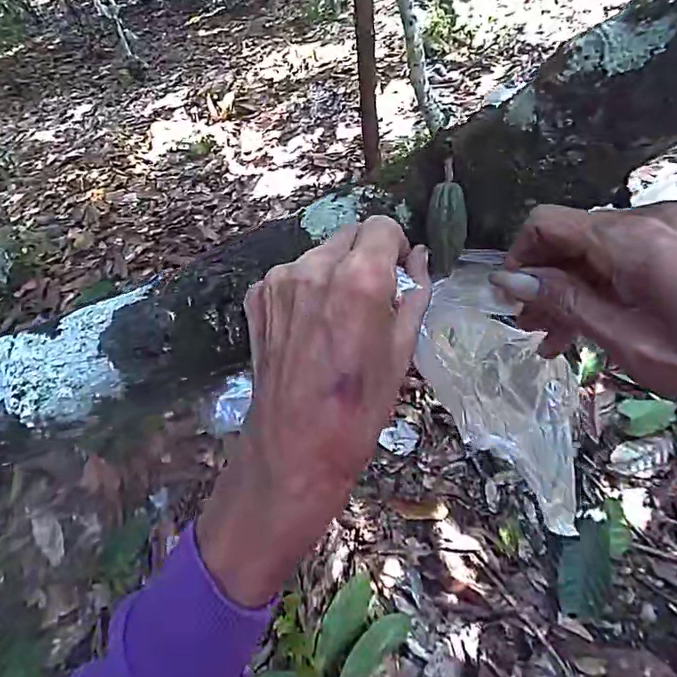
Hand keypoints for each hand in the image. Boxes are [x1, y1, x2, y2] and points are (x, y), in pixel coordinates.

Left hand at [197, 217, 430, 605]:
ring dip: (336, 272)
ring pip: (321, 253)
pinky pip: (293, 275)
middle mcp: (314, 267)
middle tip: (372, 300)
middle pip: (350, 235)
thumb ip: (414, 293)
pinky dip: (307, 288)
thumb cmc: (360, 409)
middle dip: (367, 257)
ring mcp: (279, 281)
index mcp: (359, 278)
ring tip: (339, 320)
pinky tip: (311, 328)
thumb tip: (418, 258)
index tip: (398, 274)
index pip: (382, 227)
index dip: (396, 248)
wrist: (294, 450)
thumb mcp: (402, 352)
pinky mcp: (258, 297)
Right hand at [493, 204, 676, 548]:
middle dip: (548, 281)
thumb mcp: (634, 346)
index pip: (547, 223)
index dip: (518, 260)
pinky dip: (616, 286)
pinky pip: (642, 256)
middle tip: (534, 337)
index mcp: (633, 237)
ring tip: (567, 343)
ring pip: (607, 248)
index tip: (509, 308)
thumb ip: (567, 305)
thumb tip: (507, 281)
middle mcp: (657, 216)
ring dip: (580, 289)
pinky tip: (613, 327)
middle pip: (577, 235)